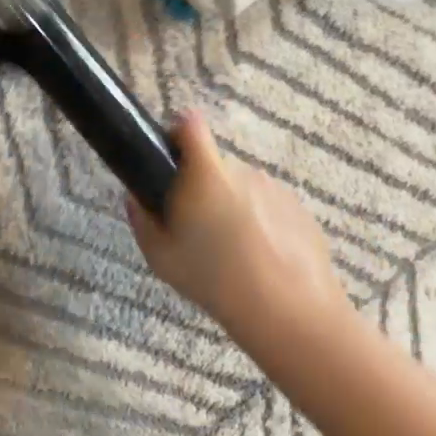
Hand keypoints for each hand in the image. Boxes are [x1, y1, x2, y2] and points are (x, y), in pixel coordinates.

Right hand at [126, 114, 349, 338]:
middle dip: (200, 186)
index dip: (175, 135)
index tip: (167, 161)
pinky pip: (268, 207)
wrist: (288, 310)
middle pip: (214, 165)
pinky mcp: (300, 210)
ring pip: (241, 188)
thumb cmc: (213, 278)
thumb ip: (142, 219)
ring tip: (227, 250)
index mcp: (205, 175)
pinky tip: (256, 259)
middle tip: (192, 227)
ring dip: (230, 206)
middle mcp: (243, 172)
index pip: (190, 125)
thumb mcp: (159, 256)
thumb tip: (135, 197)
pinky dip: (258, 223)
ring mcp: (276, 189)